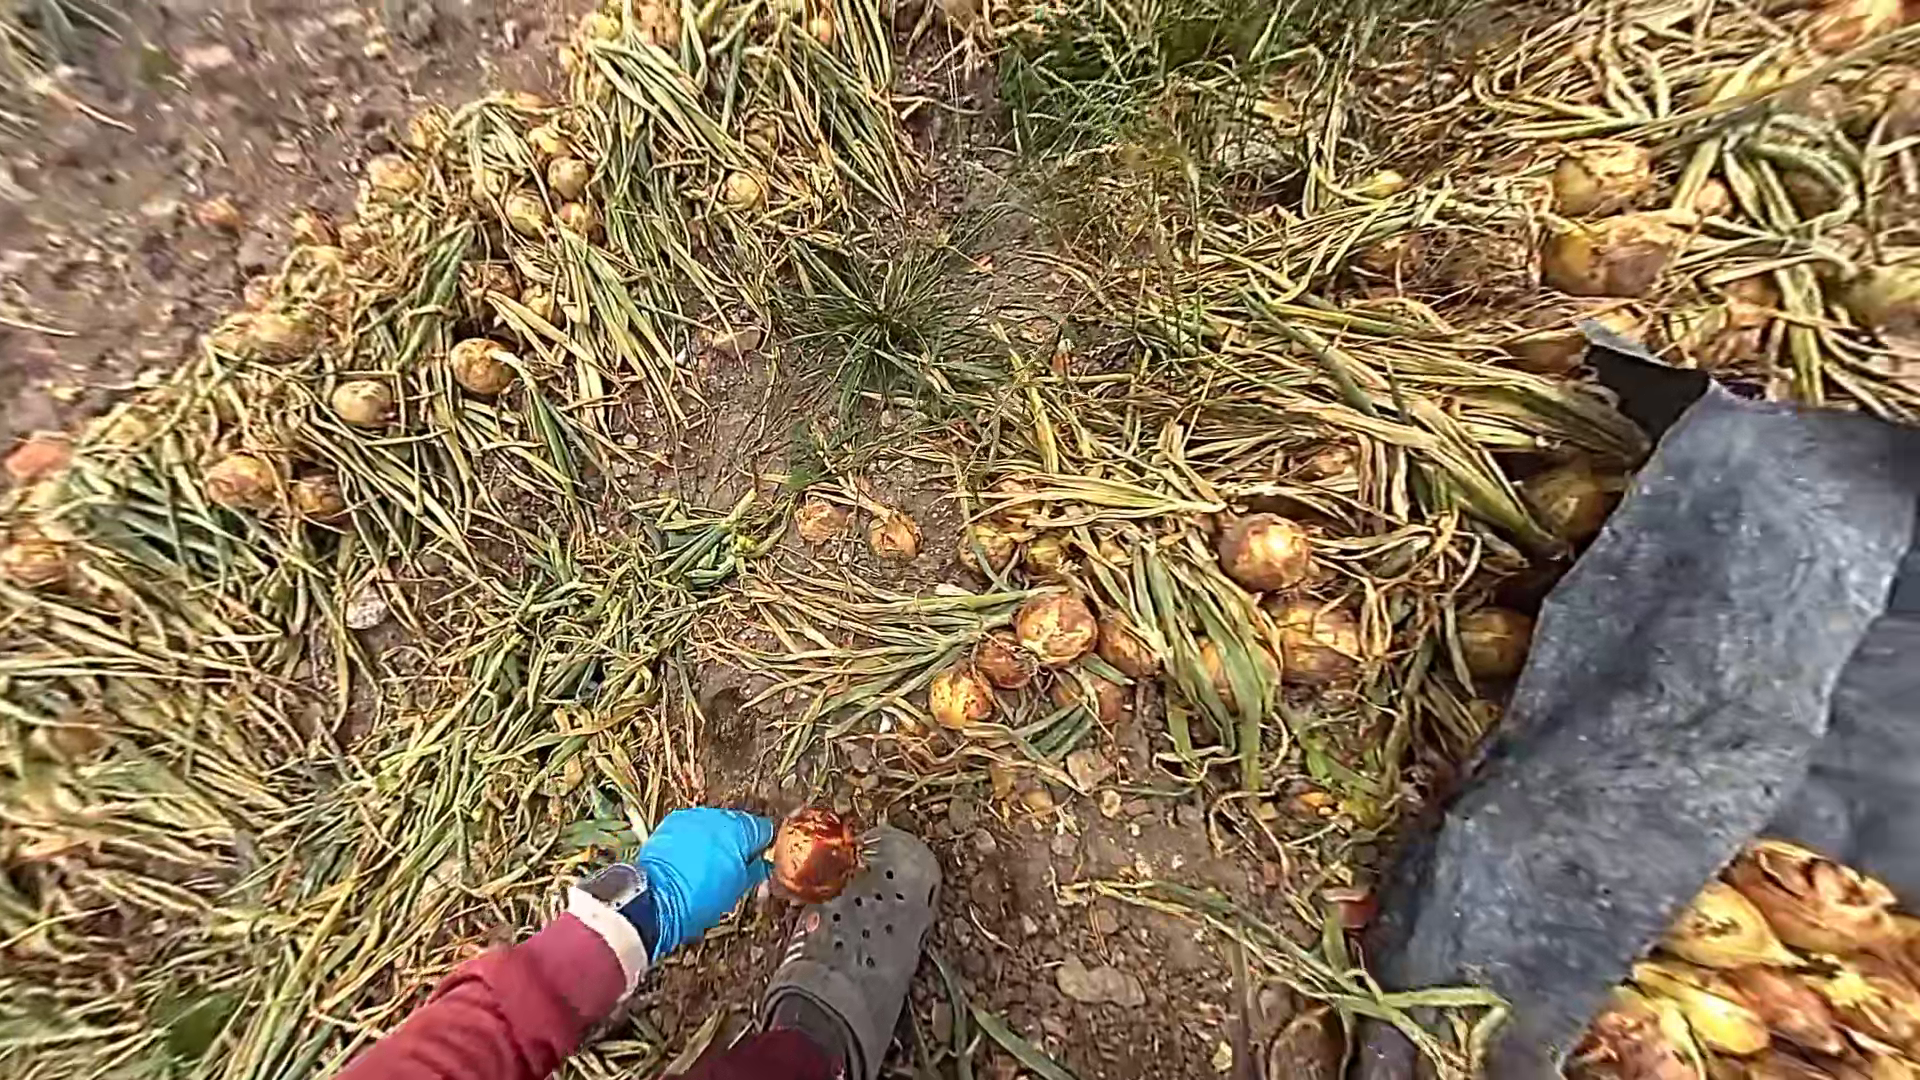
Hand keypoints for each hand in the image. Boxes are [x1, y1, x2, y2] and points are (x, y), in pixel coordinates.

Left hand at [638, 808, 772, 960]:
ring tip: (706, 867)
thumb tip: (762, 867)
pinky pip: (692, 828)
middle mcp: (721, 816)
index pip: (765, 830)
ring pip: (715, 826)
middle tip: (731, 869)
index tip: (757, 862)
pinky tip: (688, 861)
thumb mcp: (736, 890)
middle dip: (737, 844)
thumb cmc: (696, 898)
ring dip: (715, 841)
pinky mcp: (674, 821)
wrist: (653, 900)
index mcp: (742, 830)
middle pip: (740, 826)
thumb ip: (755, 871)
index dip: (763, 848)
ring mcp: (697, 816)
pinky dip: (693, 840)